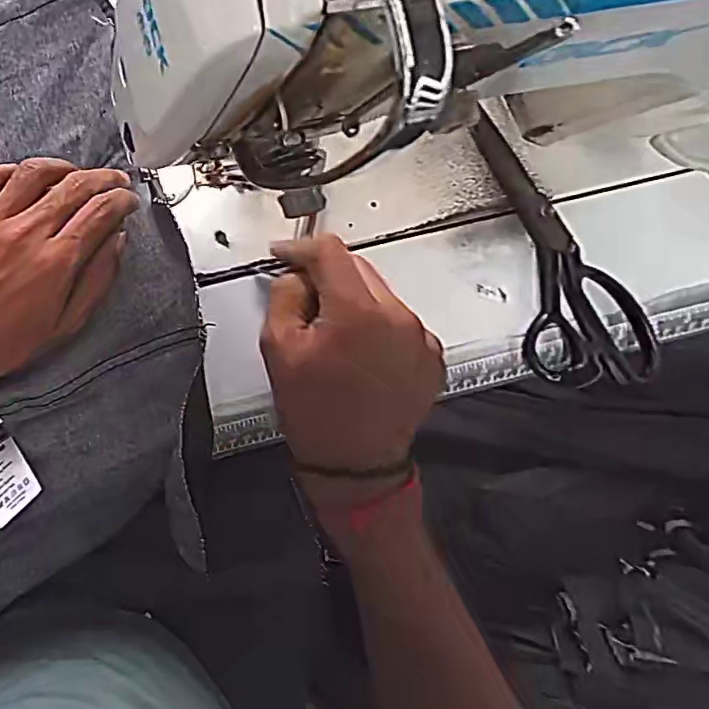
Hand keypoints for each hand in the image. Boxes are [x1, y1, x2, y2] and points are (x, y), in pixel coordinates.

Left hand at [0, 158, 138, 431]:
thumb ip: (98, 278)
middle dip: (103, 178)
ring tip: (75, 173)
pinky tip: (25, 178)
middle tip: (114, 181)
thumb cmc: (8, 341)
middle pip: (74, 185)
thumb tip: (116, 239)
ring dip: (62, 166)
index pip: (99, 210)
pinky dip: (11, 169)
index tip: (128, 200)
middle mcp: (25, 234)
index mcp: (54, 262)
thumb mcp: (67, 323)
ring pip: (34, 172)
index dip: (121, 199)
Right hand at [259, 235, 443, 493]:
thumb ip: (284, 297)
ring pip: (377, 291)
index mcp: (358, 313)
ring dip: (350, 298)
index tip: (285, 253)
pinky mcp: (430, 354)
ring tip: (328, 334)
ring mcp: (419, 337)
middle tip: (300, 299)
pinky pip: (396, 319)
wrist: (355, 461)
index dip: (300, 248)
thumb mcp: (278, 348)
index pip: (330, 253)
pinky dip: (373, 321)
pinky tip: (353, 350)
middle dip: (324, 274)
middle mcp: (397, 318)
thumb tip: (295, 276)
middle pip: (356, 266)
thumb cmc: (316, 413)